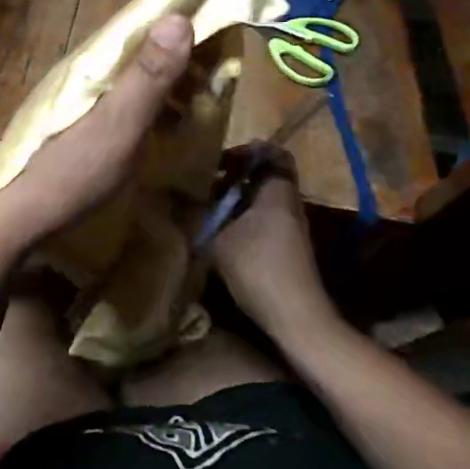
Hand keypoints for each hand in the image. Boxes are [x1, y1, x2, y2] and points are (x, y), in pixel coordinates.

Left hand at [0, 13, 193, 248]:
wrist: (23, 218)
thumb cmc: (77, 170)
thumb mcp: (121, 123)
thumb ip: (149, 77)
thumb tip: (179, 17)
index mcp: (95, 65)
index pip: (140, 28)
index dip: (178, 28)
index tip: (216, 35)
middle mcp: (86, 75)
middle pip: (139, 56)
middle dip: (177, 61)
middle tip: (215, 79)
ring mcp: (81, 103)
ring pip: (133, 83)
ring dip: (167, 88)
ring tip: (198, 105)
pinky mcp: (81, 128)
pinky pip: (125, 108)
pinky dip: (151, 112)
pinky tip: (164, 130)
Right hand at [212, 145, 341, 342]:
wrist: (295, 316)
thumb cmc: (258, 268)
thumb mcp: (218, 241)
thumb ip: (196, 216)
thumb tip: (174, 196)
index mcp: (279, 190)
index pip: (272, 153)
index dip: (246, 152)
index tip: (218, 163)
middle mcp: (289, 202)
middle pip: (264, 177)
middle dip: (235, 177)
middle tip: (205, 186)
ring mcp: (291, 226)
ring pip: (263, 200)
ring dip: (236, 202)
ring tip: (207, 210)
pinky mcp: (287, 247)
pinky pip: (264, 220)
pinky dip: (243, 220)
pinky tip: (220, 235)